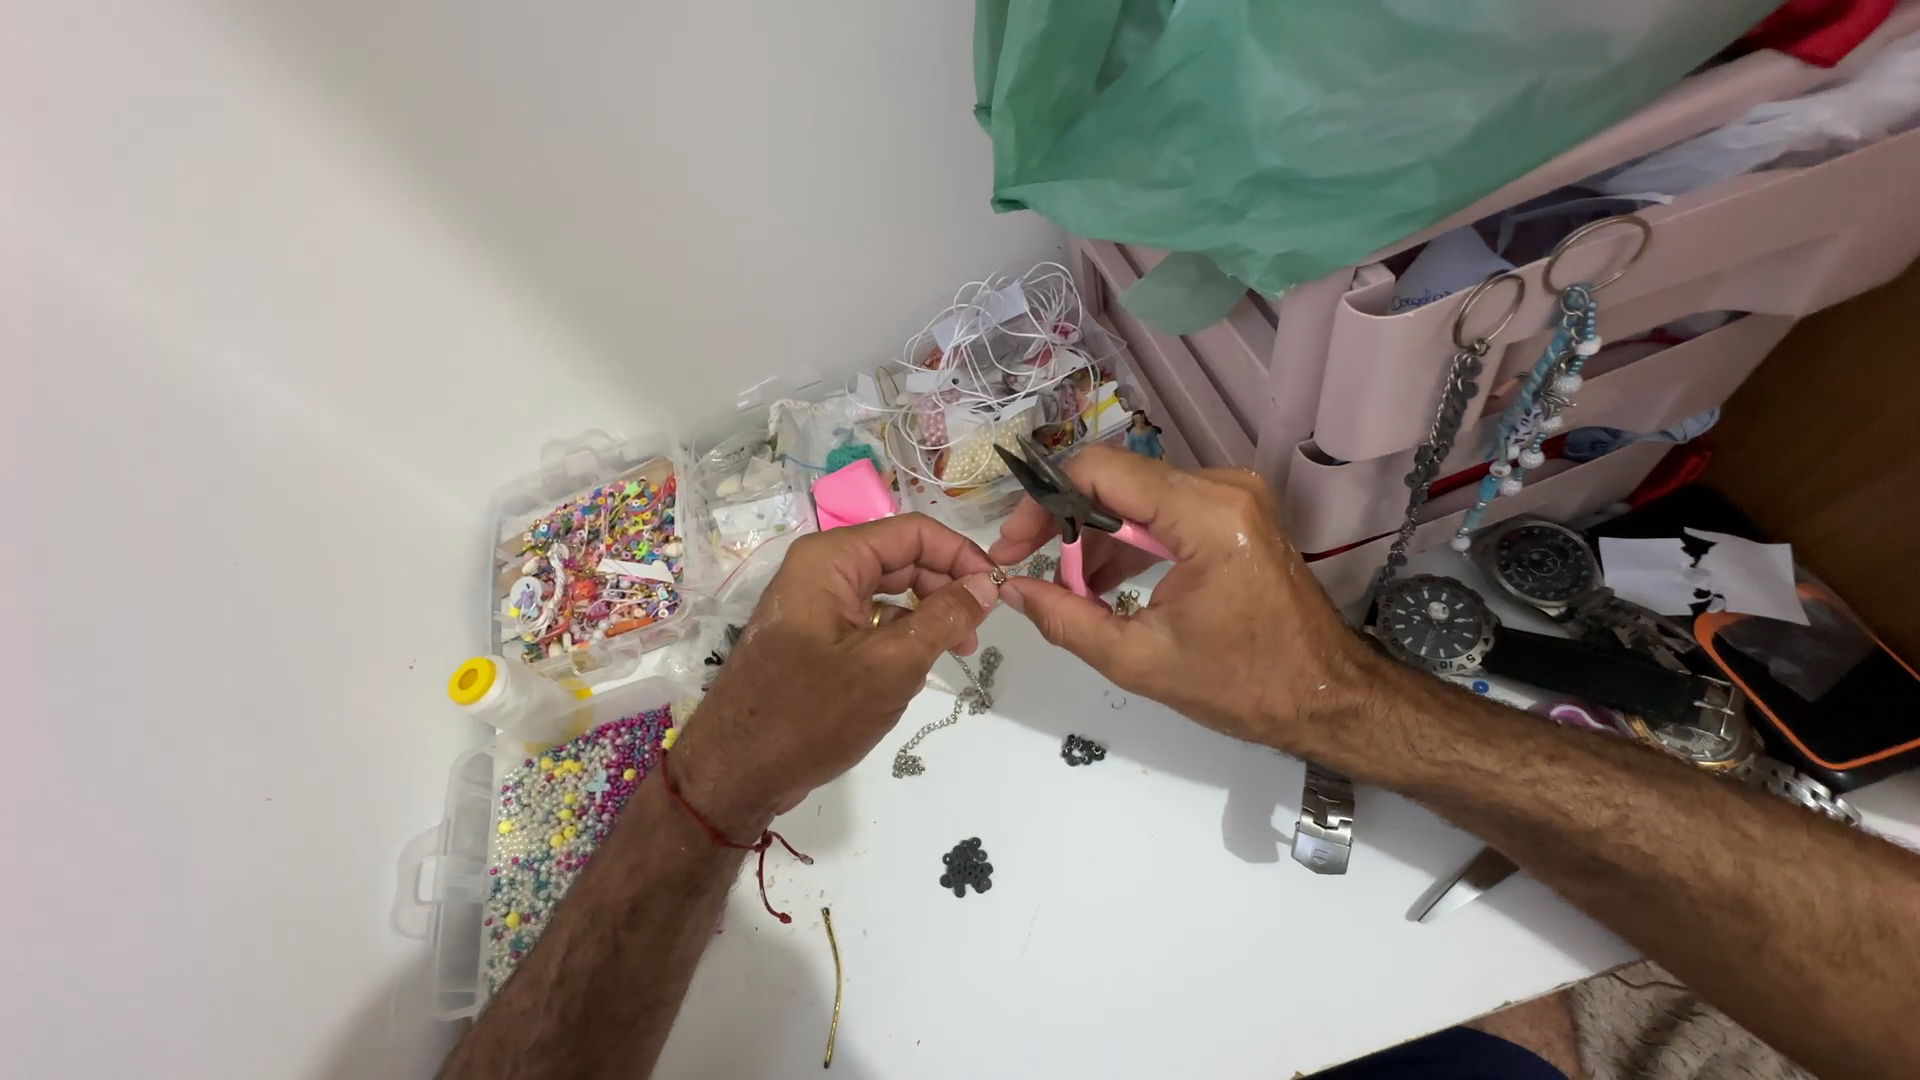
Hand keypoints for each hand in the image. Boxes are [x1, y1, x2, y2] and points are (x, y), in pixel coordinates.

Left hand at [673, 514, 999, 834]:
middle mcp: (821, 570)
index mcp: (832, 559)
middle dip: (945, 590)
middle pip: (902, 560)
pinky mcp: (815, 637)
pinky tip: (912, 672)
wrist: (735, 774)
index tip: (998, 590)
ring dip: (925, 619)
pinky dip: (899, 640)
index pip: (914, 533)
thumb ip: (945, 617)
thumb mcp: (891, 665)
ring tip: (953, 655)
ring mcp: (815, 604)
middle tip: (978, 632)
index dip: (961, 555)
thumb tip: (986, 584)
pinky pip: (869, 621)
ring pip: (889, 593)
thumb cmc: (811, 715)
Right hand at [987, 446, 1373, 755]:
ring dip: (1092, 537)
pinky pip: (1161, 510)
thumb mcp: (1140, 661)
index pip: (1100, 471)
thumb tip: (1011, 590)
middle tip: (1026, 566)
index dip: (1044, 502)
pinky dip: (1126, 541)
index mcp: (1206, 515)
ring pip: (1134, 495)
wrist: (1327, 696)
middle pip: (1115, 480)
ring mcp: (1233, 494)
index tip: (1014, 545)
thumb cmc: (1243, 686)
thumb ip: (1066, 621)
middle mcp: (1222, 486)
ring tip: (1066, 589)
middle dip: (1063, 522)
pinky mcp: (1234, 511)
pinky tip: (1103, 583)